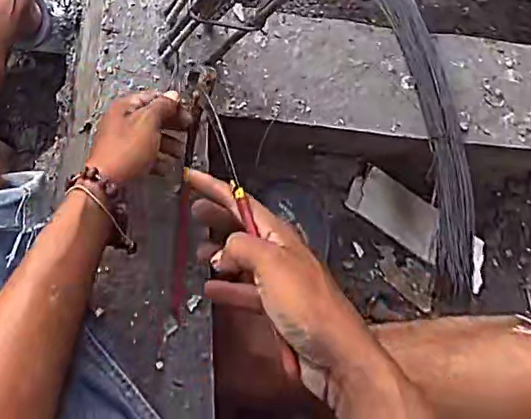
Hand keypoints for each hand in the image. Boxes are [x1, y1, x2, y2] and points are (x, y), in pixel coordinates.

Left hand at [84, 90, 187, 184]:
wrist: (106, 184)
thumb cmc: (124, 150)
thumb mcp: (148, 121)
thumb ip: (162, 106)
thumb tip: (173, 96)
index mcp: (125, 106)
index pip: (154, 98)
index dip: (172, 105)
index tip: (186, 115)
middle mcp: (121, 121)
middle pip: (153, 118)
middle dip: (171, 125)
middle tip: (186, 131)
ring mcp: (122, 141)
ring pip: (150, 137)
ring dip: (167, 143)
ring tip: (179, 151)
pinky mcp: (124, 160)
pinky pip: (144, 155)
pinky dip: (157, 159)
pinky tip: (167, 166)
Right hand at [186, 169, 415, 413]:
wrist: (336, 354)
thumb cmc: (312, 306)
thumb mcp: (270, 263)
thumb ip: (241, 246)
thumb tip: (223, 248)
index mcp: (277, 233)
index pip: (240, 200)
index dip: (214, 186)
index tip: (194, 177)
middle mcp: (278, 252)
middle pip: (240, 226)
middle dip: (216, 215)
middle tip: (194, 208)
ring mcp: (278, 280)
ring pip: (241, 258)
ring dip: (219, 252)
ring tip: (200, 249)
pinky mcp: (276, 308)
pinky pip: (245, 290)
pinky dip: (227, 287)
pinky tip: (213, 288)